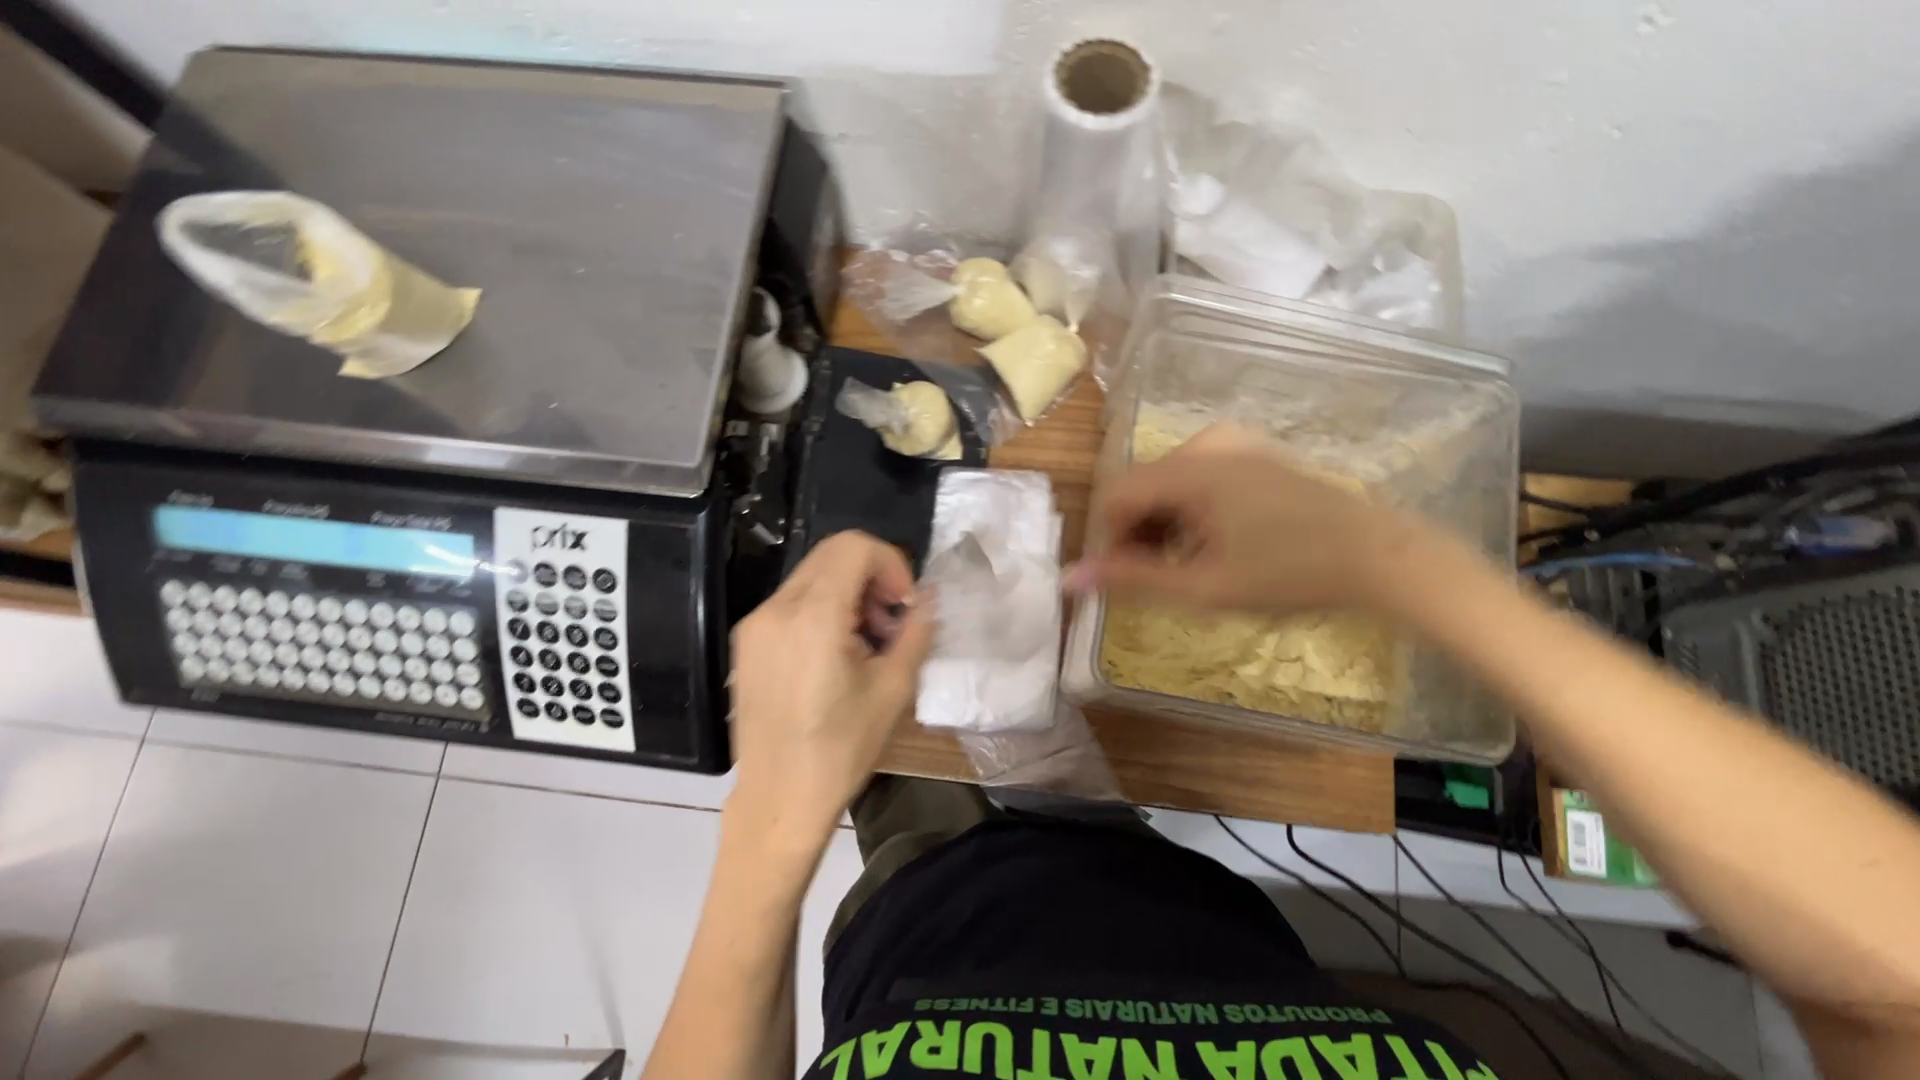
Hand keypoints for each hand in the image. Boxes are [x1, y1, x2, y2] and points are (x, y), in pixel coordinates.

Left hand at [728, 531, 933, 837]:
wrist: (778, 799)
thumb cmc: (841, 750)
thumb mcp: (894, 689)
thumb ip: (916, 630)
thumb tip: (930, 597)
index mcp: (813, 616)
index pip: (855, 546)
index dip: (891, 565)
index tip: (904, 606)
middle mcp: (776, 608)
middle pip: (832, 555)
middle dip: (871, 578)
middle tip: (890, 625)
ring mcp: (754, 623)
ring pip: (812, 576)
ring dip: (848, 594)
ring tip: (866, 645)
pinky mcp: (746, 642)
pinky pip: (791, 602)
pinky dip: (822, 610)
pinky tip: (836, 656)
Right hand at [1066, 423, 1445, 617]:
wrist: (1379, 555)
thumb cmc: (1289, 573)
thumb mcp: (1204, 586)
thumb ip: (1132, 579)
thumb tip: (1069, 579)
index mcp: (1190, 468)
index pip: (1114, 496)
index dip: (1110, 541)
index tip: (1127, 581)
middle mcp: (1206, 443)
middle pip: (1140, 487)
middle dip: (1139, 534)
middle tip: (1162, 580)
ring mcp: (1234, 444)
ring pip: (1168, 484)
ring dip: (1165, 526)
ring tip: (1194, 567)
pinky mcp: (1254, 453)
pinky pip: (1198, 478)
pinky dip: (1192, 512)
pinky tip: (1219, 544)